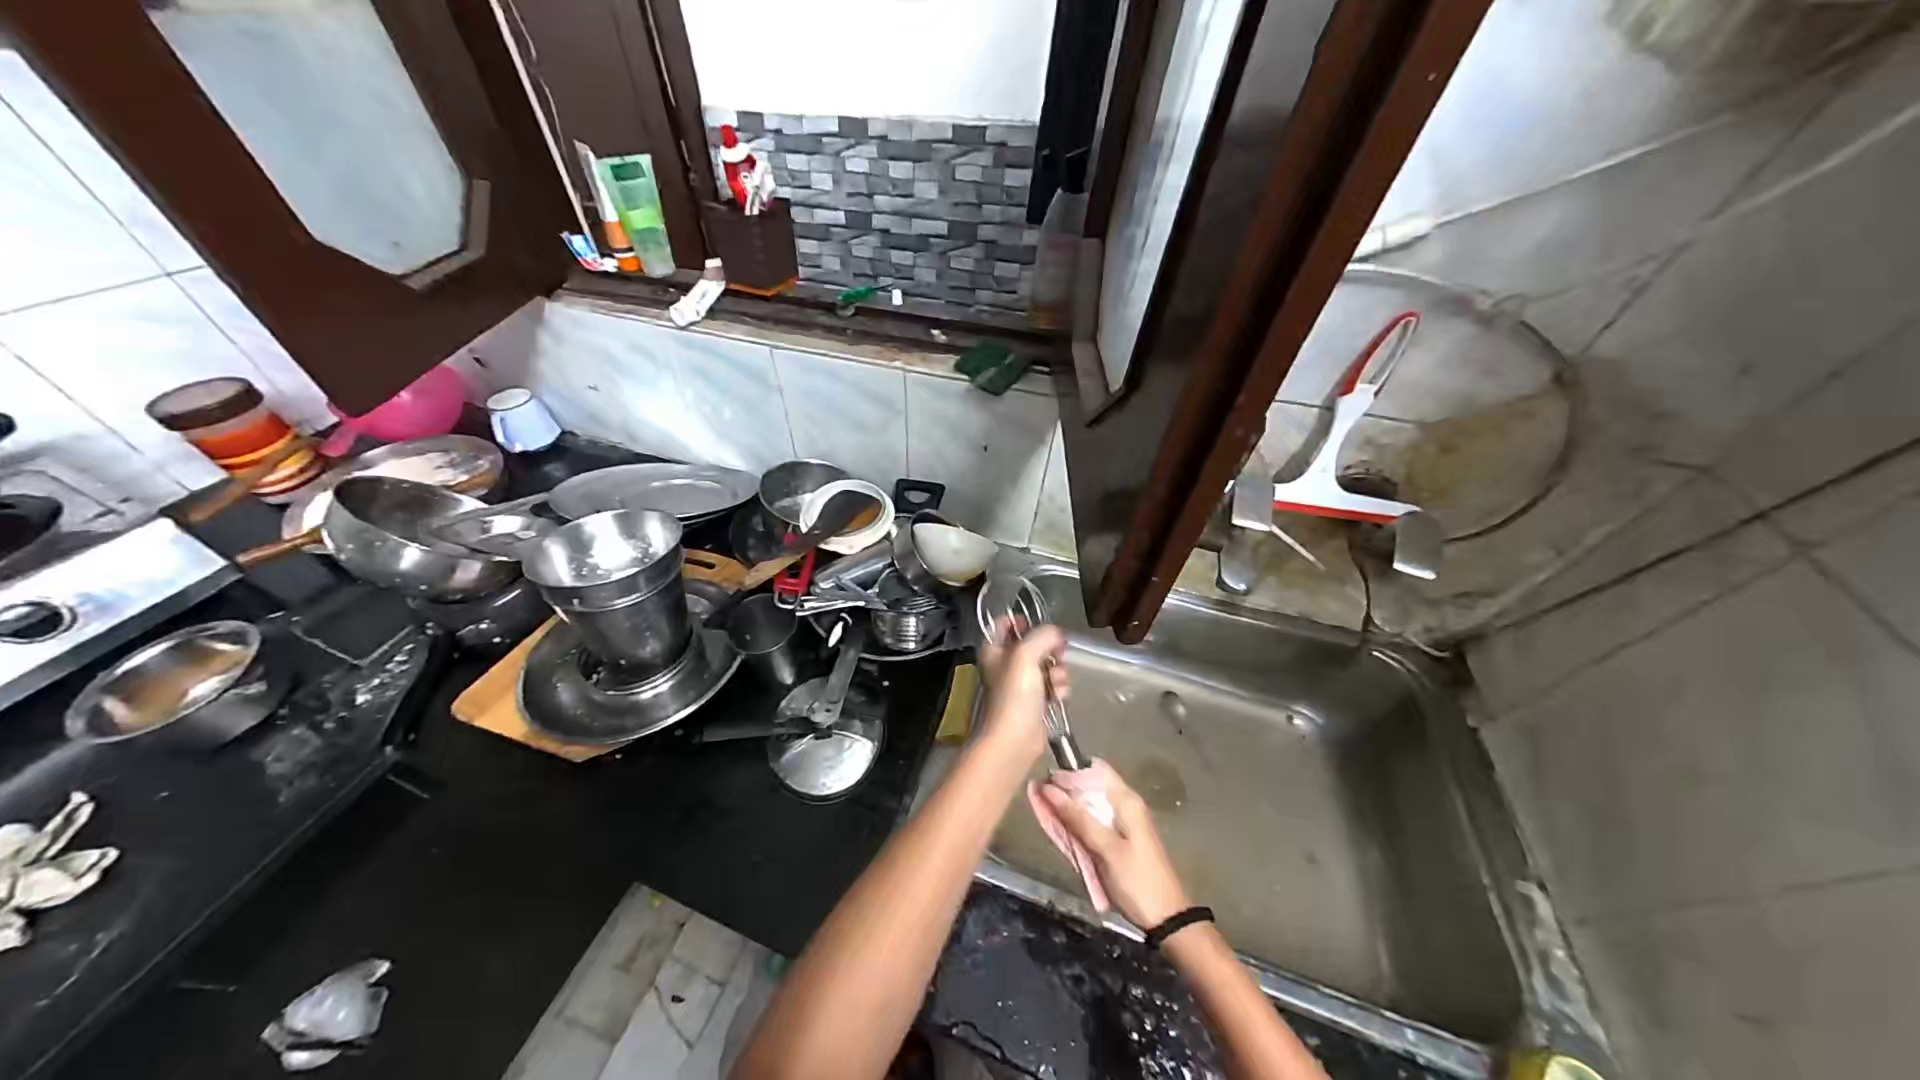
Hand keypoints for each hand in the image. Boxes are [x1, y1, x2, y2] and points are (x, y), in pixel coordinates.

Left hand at [976, 620, 1068, 759]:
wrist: (1015, 739)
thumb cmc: (1014, 695)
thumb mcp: (1025, 656)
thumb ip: (1041, 636)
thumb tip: (1055, 633)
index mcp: (994, 649)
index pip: (1005, 624)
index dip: (1023, 621)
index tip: (1041, 628)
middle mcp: (1006, 663)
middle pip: (1034, 644)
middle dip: (1051, 649)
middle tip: (1058, 655)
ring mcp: (1021, 683)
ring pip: (1047, 665)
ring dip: (1058, 671)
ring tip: (1056, 684)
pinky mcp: (1036, 701)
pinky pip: (1053, 685)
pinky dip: (1059, 689)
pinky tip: (1059, 697)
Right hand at [1039, 762, 1191, 929]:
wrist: (1166, 919)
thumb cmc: (1137, 880)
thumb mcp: (1106, 849)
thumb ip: (1078, 818)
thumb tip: (1048, 788)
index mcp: (1127, 801)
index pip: (1096, 769)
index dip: (1070, 770)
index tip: (1046, 778)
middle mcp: (1124, 806)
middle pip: (1089, 788)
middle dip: (1063, 791)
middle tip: (1036, 797)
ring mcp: (1120, 824)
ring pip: (1086, 807)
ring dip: (1066, 810)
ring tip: (1041, 811)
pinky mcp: (1116, 841)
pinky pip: (1090, 824)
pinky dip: (1074, 825)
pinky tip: (1057, 828)